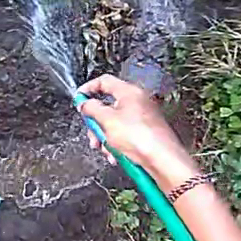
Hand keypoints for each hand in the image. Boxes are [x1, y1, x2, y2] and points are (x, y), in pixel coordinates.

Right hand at [76, 74, 201, 190]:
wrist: (162, 159)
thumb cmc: (139, 137)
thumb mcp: (107, 120)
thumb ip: (91, 109)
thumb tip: (84, 103)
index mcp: (129, 92)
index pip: (104, 81)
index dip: (88, 88)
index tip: (78, 99)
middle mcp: (137, 102)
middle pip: (107, 106)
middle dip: (96, 123)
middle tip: (92, 134)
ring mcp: (142, 118)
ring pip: (114, 124)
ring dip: (105, 138)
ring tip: (105, 150)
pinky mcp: (145, 133)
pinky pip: (124, 135)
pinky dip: (116, 145)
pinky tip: (115, 156)